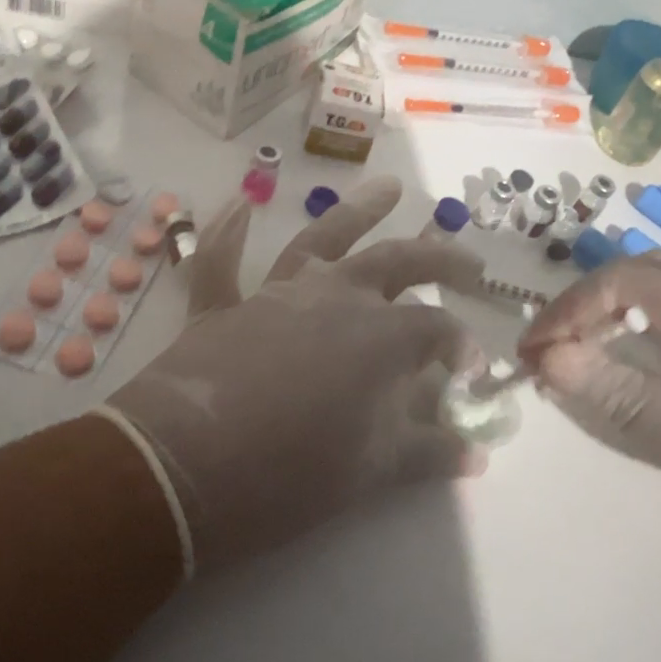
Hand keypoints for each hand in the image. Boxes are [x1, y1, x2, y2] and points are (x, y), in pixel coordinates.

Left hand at [98, 176, 489, 577]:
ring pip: (323, 238)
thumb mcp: (371, 471)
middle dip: (440, 259)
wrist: (184, 472)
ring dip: (357, 211)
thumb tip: (475, 456)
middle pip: (398, 262)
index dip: (462, 349)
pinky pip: (221, 261)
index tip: (472, 377)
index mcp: (380, 334)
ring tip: (388, 187)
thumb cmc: (290, 474)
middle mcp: (335, 297)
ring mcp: (276, 294)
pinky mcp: (223, 306)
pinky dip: (227, 234)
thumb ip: (427, 453)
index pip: (437, 330)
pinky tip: (238, 204)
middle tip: (471, 264)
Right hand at [518, 252, 660, 605]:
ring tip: (582, 349)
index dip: (569, 310)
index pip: (629, 281)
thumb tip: (547, 358)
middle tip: (547, 354)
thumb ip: (625, 401)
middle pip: (647, 270)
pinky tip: (640, 347)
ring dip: (617, 306)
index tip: (530, 354)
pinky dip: (651, 315)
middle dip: (586, 305)